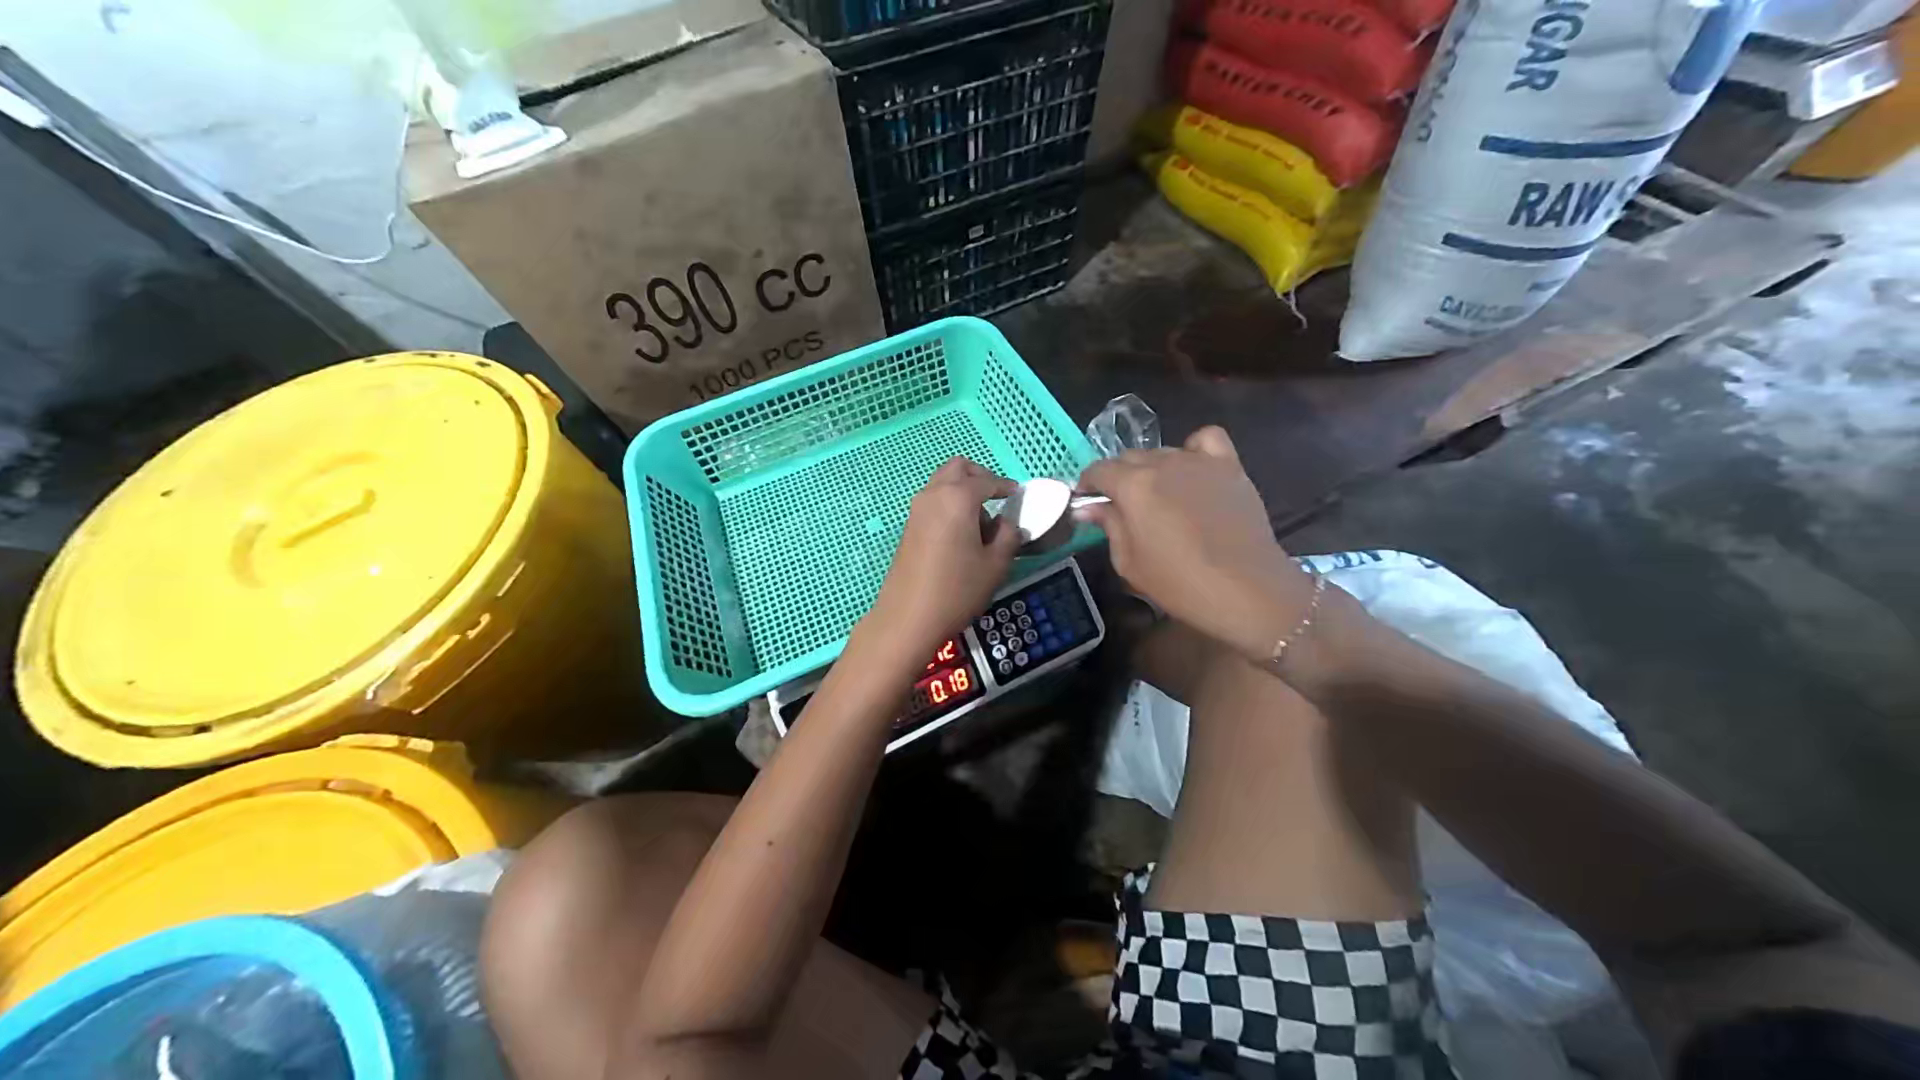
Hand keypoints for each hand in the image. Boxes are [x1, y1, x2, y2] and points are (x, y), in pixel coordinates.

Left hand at [855, 458, 1019, 669]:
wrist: (908, 617)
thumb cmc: (957, 589)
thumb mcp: (995, 565)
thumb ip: (1008, 536)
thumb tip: (1009, 524)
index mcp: (958, 497)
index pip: (987, 480)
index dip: (1006, 486)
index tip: (1017, 495)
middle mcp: (934, 494)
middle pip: (958, 468)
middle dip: (980, 476)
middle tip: (996, 498)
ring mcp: (917, 510)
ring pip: (942, 483)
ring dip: (962, 490)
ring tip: (980, 523)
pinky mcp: (909, 527)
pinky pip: (933, 501)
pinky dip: (949, 504)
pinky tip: (961, 535)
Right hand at [1076, 426, 1317, 662]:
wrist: (1247, 590)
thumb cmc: (1180, 584)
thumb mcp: (1129, 562)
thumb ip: (1108, 525)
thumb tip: (1088, 507)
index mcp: (1133, 485)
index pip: (1098, 470)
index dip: (1087, 485)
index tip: (1087, 503)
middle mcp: (1163, 463)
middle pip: (1129, 458)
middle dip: (1118, 478)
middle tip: (1121, 508)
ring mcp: (1199, 461)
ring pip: (1163, 452)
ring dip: (1152, 469)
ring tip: (1158, 497)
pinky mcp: (1230, 467)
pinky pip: (1205, 440)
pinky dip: (1193, 449)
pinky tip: (1192, 470)